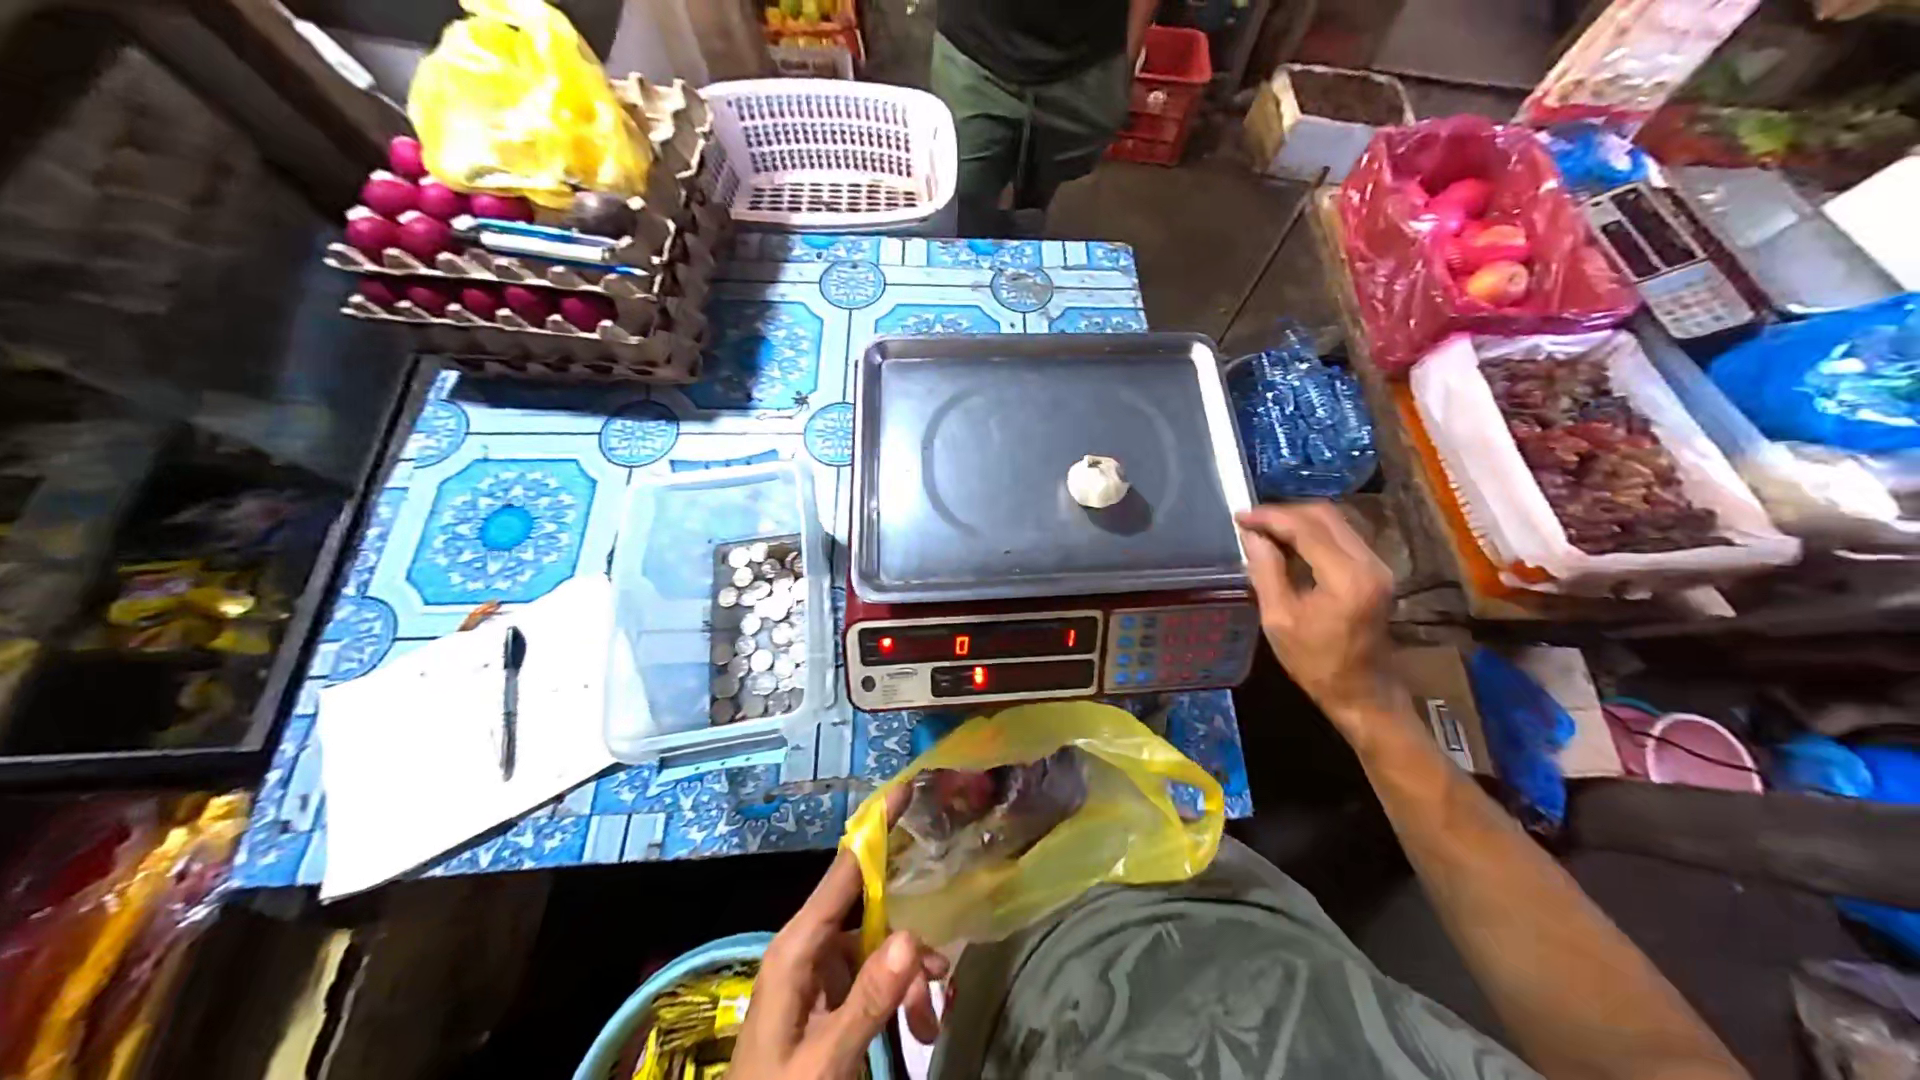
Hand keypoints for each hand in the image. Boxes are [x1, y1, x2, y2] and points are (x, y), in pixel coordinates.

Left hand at [731, 848, 944, 1079]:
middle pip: (872, 916)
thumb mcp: (824, 1062)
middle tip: (942, 978)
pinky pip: (870, 978)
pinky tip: (915, 1030)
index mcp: (796, 947)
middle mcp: (806, 946)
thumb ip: (868, 1000)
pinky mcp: (824, 993)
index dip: (876, 827)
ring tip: (927, 1026)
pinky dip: (896, 996)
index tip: (905, 788)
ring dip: (908, 982)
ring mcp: (816, 970)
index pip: (844, 871)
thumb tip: (912, 936)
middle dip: (911, 946)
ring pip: (878, 951)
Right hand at [1237, 502, 1404, 738]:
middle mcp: (1370, 563)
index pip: (1306, 528)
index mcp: (1346, 577)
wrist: (1361, 691)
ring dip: (1298, 521)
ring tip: (1265, 529)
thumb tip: (1251, 535)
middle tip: (1251, 521)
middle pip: (1325, 516)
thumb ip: (1266, 570)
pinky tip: (1288, 542)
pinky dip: (1312, 532)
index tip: (1240, 517)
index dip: (1270, 517)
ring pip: (1335, 522)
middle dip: (1284, 513)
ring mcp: (1378, 565)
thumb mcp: (1279, 618)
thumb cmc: (1315, 662)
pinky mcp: (1376, 571)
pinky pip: (1342, 536)